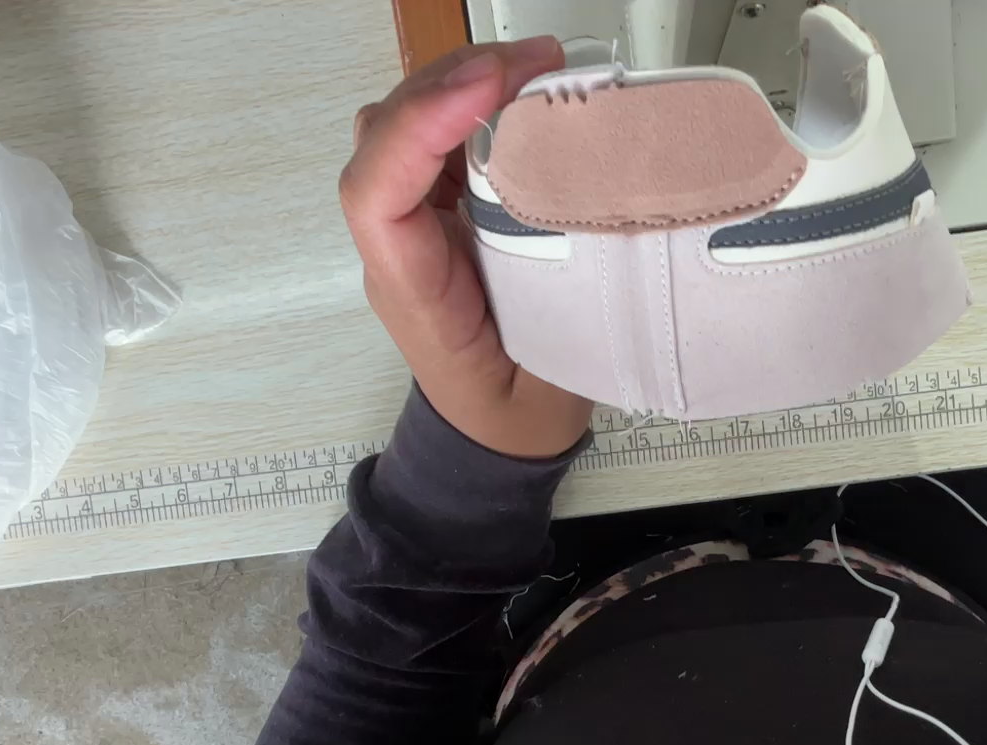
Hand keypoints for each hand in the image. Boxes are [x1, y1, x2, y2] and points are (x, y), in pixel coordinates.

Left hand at [339, 38, 592, 458]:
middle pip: (385, 141)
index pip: (378, 195)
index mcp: (415, 297)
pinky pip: (439, 149)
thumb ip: (569, 311)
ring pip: (406, 132)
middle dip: (450, 85)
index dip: (420, 128)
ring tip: (532, 72)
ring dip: (462, 87)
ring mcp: (419, 232)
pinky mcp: (443, 223)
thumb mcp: (550, 382)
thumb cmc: (513, 416)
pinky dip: (476, 112)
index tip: (491, 90)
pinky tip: (525, 103)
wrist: (492, 435)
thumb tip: (608, 227)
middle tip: (532, 66)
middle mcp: (403, 254)